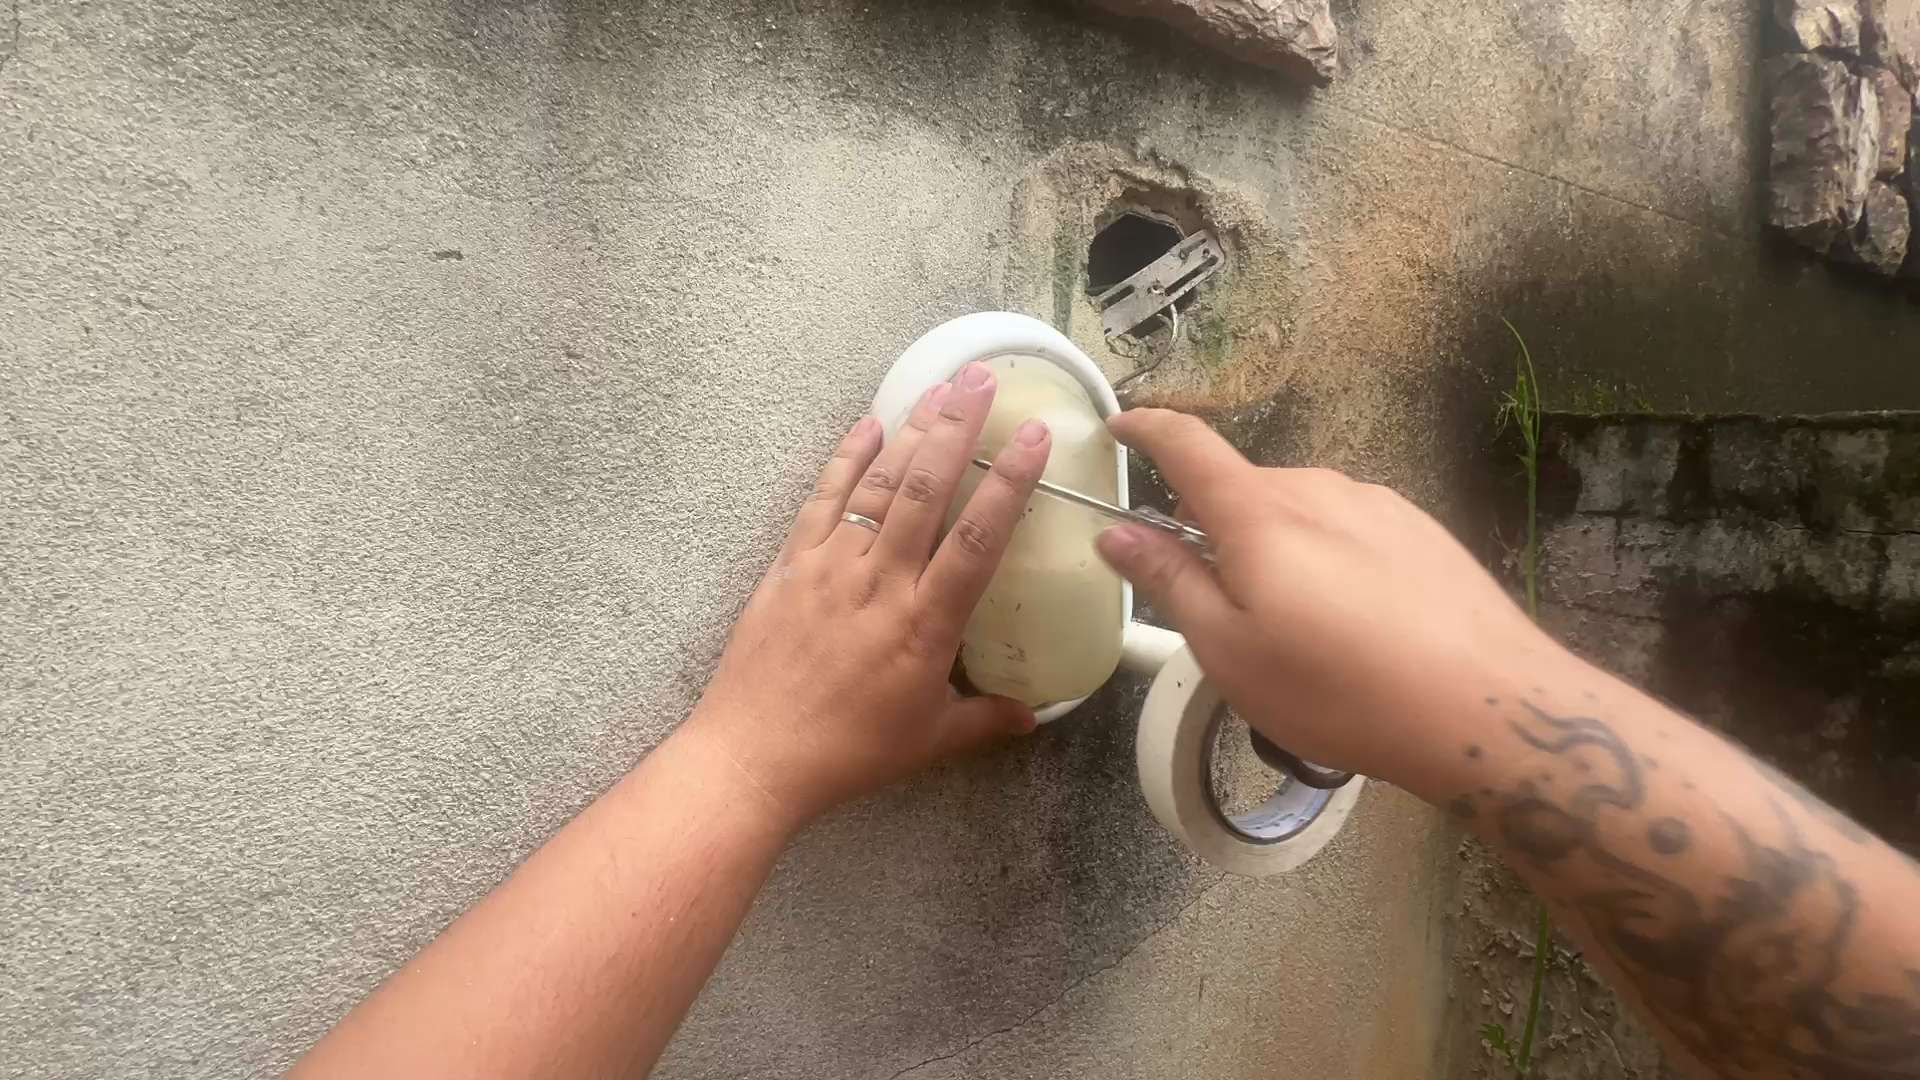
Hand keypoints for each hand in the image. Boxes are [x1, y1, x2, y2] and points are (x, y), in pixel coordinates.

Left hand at [675, 363, 1050, 827]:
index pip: (978, 540)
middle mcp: (881, 581)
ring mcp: (831, 565)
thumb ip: (986, 718)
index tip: (1034, 437)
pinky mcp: (791, 563)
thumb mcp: (929, 741)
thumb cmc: (849, 751)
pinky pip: (822, 499)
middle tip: (979, 379)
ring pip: (877, 484)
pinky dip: (845, 459)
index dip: (1009, 483)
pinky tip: (867, 425)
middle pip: (924, 489)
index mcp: (925, 623)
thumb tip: (1035, 714)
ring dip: (909, 431)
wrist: (754, 756)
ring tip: (936, 388)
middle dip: (955, 428)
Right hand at [1092, 409, 1553, 789]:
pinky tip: (1345, 617)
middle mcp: (1317, 489)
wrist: (1492, 714)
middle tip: (1213, 601)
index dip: (1145, 428)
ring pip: (1289, 508)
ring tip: (1288, 622)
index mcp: (1260, 513)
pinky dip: (1314, 552)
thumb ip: (1168, 580)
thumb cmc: (1337, 689)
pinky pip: (1339, 524)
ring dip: (1264, 544)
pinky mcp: (1418, 529)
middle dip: (1207, 526)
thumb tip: (1115, 533)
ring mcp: (1375, 504)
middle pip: (1237, 488)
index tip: (1118, 428)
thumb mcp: (1228, 648)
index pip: (1187, 444)